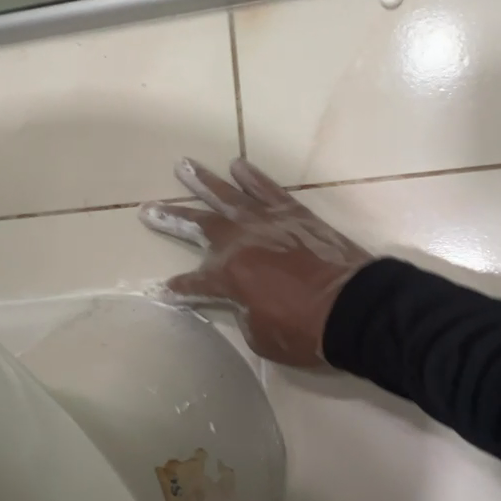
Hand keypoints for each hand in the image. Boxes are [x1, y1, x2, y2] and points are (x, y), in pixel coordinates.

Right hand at [140, 158, 373, 367]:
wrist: (352, 307)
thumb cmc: (304, 331)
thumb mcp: (261, 336)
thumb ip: (244, 313)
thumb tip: (244, 300)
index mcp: (228, 276)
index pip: (194, 283)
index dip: (178, 289)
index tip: (162, 290)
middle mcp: (241, 241)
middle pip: (200, 226)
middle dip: (172, 218)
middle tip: (148, 208)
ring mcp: (268, 223)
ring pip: (229, 196)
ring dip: (205, 182)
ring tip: (184, 165)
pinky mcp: (295, 215)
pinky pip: (269, 190)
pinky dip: (253, 177)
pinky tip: (238, 165)